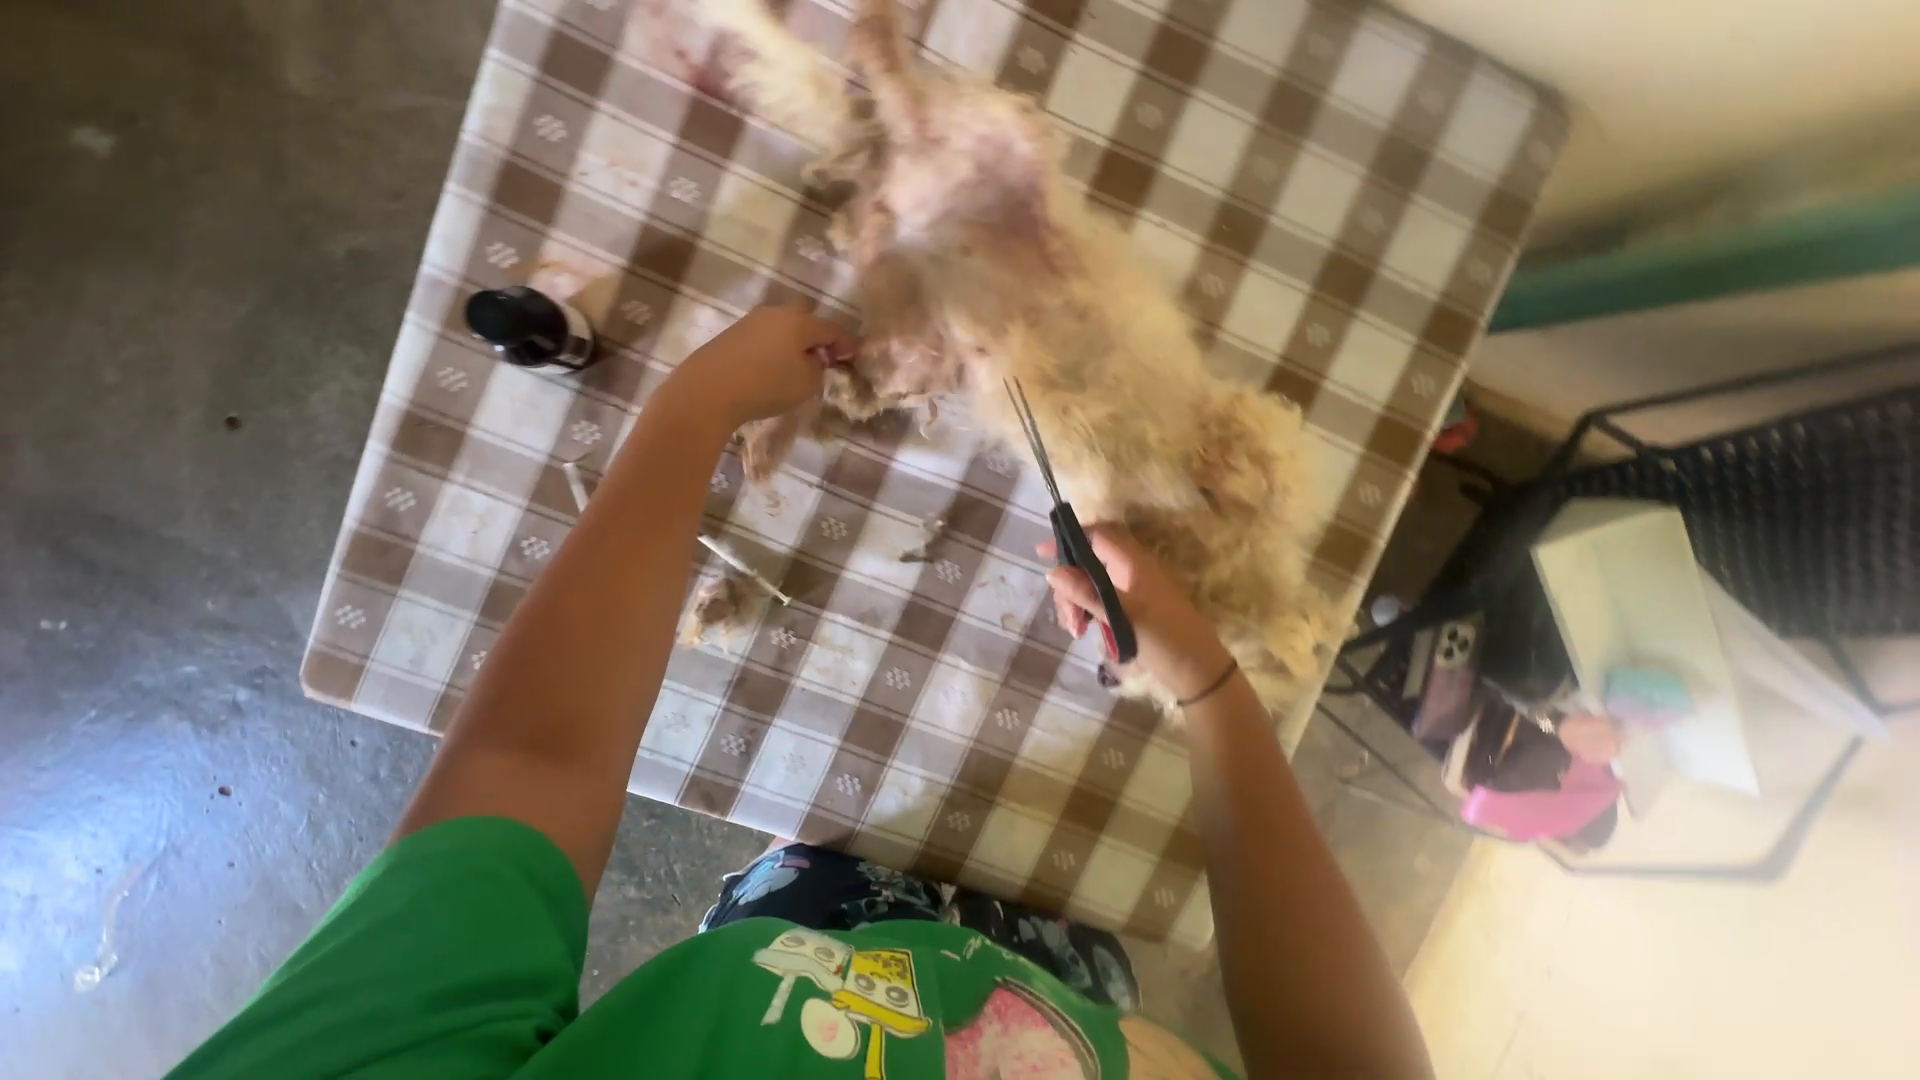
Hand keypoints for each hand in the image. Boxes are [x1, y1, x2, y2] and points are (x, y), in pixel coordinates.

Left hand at [670, 304, 856, 426]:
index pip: (832, 328)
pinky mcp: (733, 334)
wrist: (708, 390)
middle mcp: (776, 313)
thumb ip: (819, 367)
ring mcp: (751, 321)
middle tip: (822, 357)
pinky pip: (764, 336)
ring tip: (795, 365)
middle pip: (805, 317)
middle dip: (817, 334)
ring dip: (793, 340)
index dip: (846, 343)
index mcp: (800, 322)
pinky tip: (771, 366)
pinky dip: (774, 347)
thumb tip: (813, 358)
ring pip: (782, 325)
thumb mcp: (807, 383)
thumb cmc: (767, 385)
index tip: (855, 356)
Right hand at [1040, 525, 1234, 700]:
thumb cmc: (1163, 639)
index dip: (1070, 538)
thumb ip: (1086, 593)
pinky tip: (1084, 630)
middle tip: (1067, 617)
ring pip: (1093, 582)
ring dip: (1077, 601)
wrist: (1198, 670)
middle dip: (1070, 584)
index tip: (1042, 554)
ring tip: (1076, 630)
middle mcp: (1133, 569)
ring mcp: (1134, 588)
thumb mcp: (1120, 617)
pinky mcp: (1134, 607)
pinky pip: (1103, 599)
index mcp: (1134, 562)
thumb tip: (1052, 572)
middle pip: (1089, 561)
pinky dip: (1089, 610)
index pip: (1097, 534)